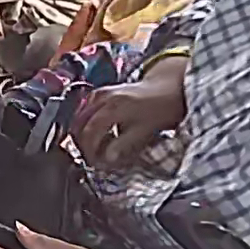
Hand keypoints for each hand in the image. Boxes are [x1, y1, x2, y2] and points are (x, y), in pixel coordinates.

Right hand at [71, 64, 186, 166]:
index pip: (89, 133)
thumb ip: (124, 144)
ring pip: (79, 119)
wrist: (170, 84)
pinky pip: (84, 112)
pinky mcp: (99, 94)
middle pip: (79, 126)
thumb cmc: (162, 106)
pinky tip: (95, 135)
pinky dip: (85, 125)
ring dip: (82, 136)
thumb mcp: (146, 128)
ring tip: (93, 149)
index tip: (94, 163)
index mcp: (112, 107)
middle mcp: (101, 98)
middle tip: (91, 159)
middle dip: (83, 145)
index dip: (89, 150)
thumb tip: (106, 159)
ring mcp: (99, 94)